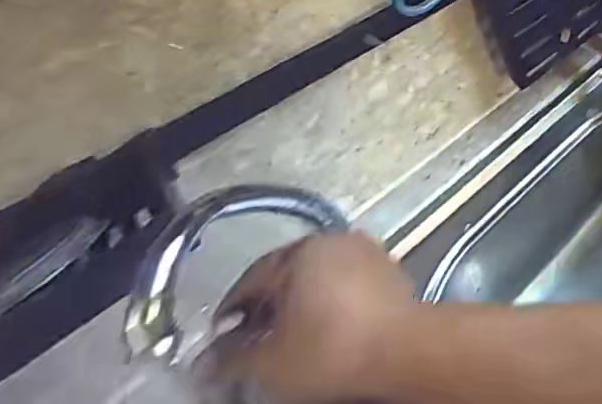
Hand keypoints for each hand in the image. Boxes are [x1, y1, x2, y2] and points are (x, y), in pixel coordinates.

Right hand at [203, 232, 418, 403]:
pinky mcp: (384, 261)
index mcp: (302, 253)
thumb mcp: (269, 361)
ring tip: (283, 333)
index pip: (252, 277)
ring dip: (296, 297)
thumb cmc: (329, 349)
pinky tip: (320, 321)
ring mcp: (363, 247)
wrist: (399, 345)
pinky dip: (325, 293)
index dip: (230, 310)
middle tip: (248, 337)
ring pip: (316, 270)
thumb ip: (230, 357)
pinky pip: (343, 273)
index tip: (217, 338)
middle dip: (264, 302)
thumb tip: (202, 361)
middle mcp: (334, 239)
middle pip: (286, 269)